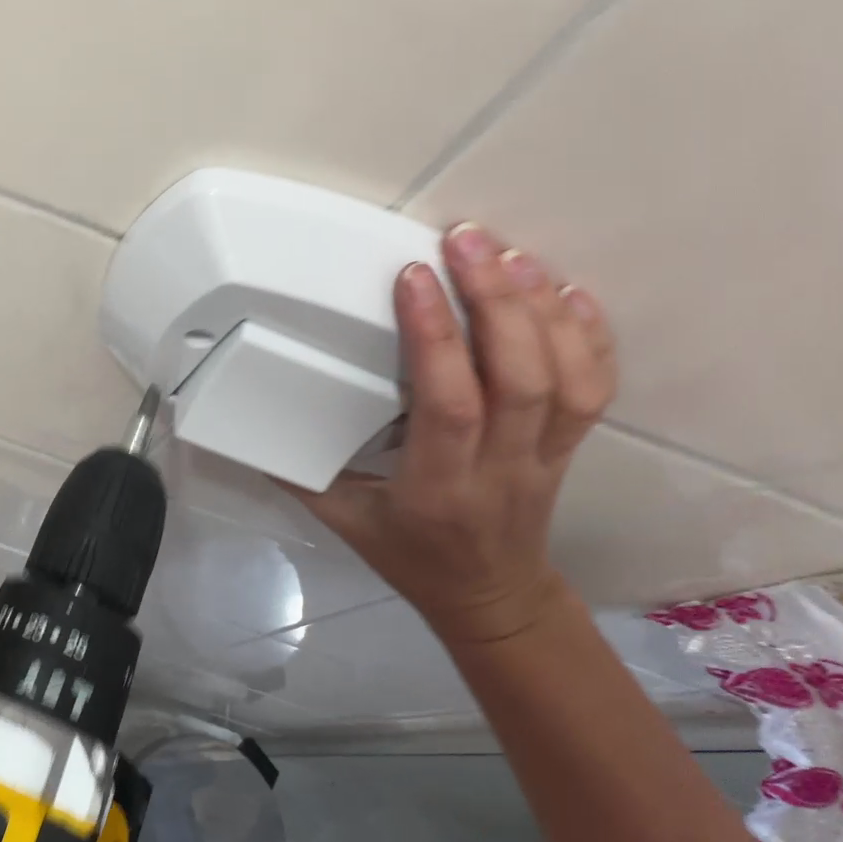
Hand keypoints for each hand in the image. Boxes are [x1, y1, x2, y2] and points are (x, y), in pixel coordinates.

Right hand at [279, 223, 616, 643]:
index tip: (412, 277)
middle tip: (466, 241)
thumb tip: (245, 418)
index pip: (449, 406)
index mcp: (438, 488)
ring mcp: (546, 457)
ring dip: (544, 309)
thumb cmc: (409, 557)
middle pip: (522, 379)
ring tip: (511, 254)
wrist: (490, 600)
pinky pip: (596, 390)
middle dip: (497, 301)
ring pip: (569, 380)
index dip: (436, 337)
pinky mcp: (570, 447)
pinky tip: (566, 290)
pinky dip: (589, 334)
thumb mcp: (343, 520)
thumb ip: (298, 470)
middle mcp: (501, 468)